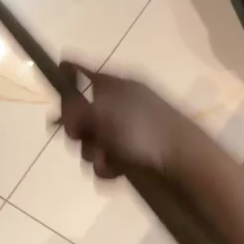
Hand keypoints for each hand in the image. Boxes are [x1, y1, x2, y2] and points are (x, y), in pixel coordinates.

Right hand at [57, 62, 193, 177]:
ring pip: (89, 142)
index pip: (77, 72)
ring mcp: (124, 130)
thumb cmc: (143, 127)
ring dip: (92, 154)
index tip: (57, 101)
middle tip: (82, 137)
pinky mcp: (131, 155)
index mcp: (112, 84)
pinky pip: (104, 161)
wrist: (186, 159)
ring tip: (106, 160)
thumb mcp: (101, 112)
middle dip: (77, 132)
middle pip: (78, 114)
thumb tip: (60, 115)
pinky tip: (115, 172)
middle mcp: (116, 104)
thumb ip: (74, 110)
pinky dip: (105, 168)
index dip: (62, 82)